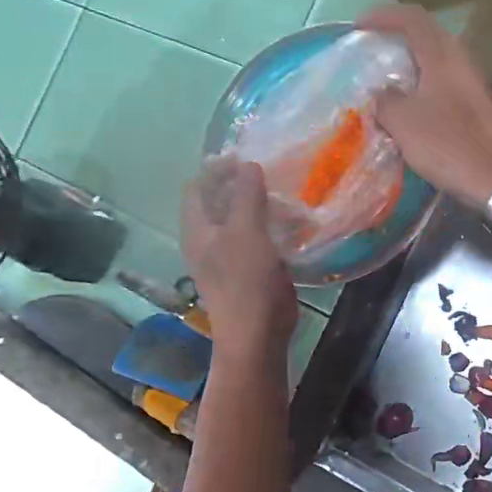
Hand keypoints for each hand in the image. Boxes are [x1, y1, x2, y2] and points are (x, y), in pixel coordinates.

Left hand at [182, 157, 297, 358]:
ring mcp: (229, 255)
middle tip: (271, 173)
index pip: (198, 186)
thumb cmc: (245, 281)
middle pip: (219, 201)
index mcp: (197, 229)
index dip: (218, 168)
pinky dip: (272, 226)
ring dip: (261, 205)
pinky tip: (294, 222)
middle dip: (242, 184)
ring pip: (241, 219)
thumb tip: (249, 164)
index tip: (247, 158)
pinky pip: (258, 238)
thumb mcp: (245, 231)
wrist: (256, 334)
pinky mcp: (250, 268)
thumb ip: (246, 195)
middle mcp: (208, 239)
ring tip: (286, 194)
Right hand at [363, 5, 491, 204]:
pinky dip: (420, 85)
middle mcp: (459, 61)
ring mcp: (470, 83)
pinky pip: (442, 83)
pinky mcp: (474, 106)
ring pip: (435, 61)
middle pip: (427, 35)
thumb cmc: (448, 143)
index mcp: (441, 56)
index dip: (384, 15)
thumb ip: (385, 101)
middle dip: (397, 37)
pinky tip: (407, 107)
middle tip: (371, 50)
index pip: (412, 19)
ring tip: (383, 80)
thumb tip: (380, 93)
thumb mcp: (404, 122)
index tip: (359, 26)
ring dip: (409, 64)